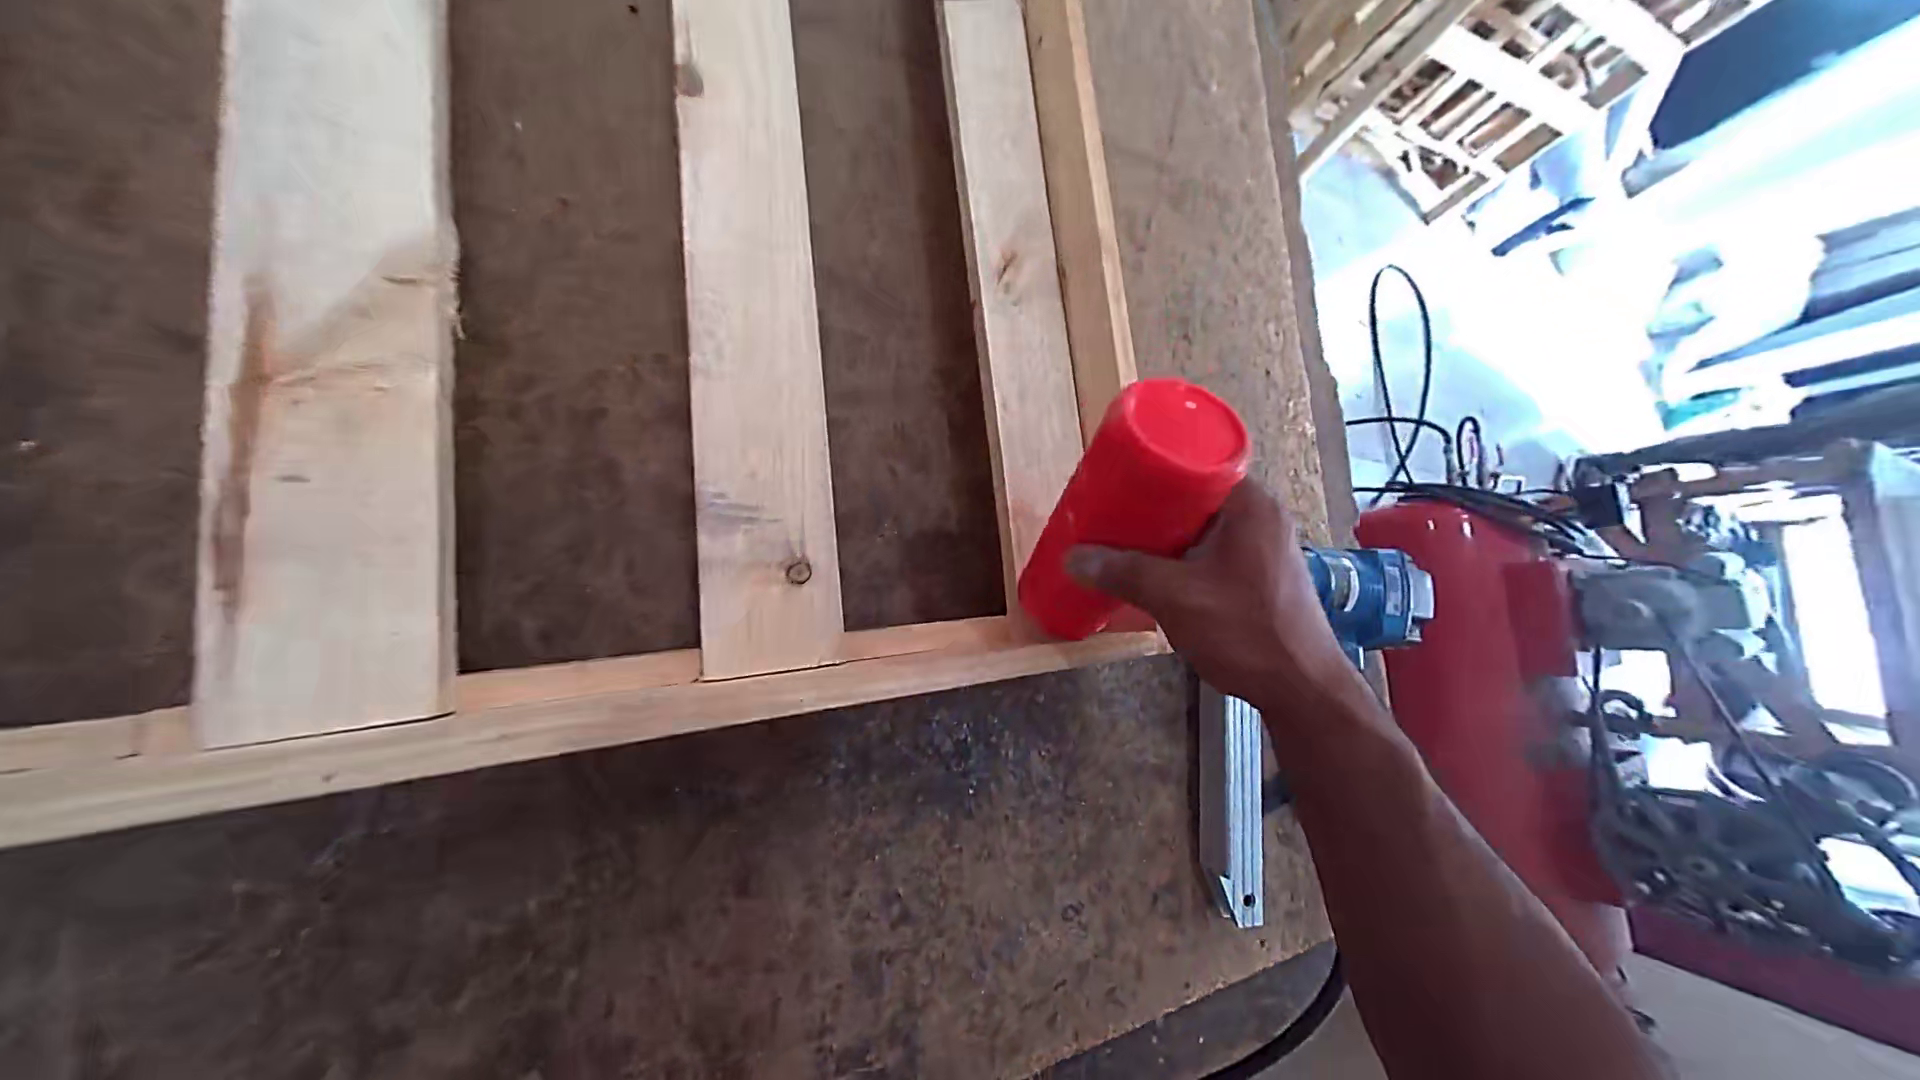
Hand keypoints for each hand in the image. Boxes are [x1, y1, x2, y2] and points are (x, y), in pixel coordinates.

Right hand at [1064, 480, 1361, 709]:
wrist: (1301, 690)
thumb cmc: (1245, 631)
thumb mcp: (1175, 597)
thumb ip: (1124, 573)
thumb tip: (1072, 558)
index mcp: (1250, 504)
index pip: (1196, 464)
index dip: (1153, 469)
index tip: (1117, 479)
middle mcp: (1261, 517)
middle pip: (1195, 496)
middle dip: (1151, 506)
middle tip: (1111, 511)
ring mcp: (1263, 547)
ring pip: (1200, 527)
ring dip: (1163, 534)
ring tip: (1121, 539)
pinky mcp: (1259, 575)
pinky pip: (1209, 550)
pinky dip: (1180, 555)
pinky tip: (1151, 570)